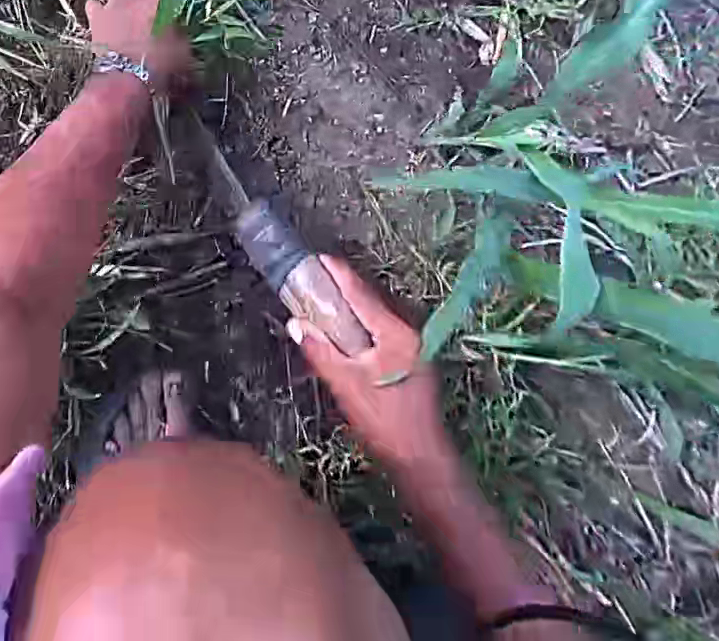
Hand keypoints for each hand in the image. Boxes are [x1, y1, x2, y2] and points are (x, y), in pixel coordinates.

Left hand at [85, 0, 192, 89]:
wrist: (126, 76)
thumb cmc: (155, 64)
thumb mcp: (181, 50)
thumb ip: (181, 35)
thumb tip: (180, 33)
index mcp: (160, 1)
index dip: (170, 3)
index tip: (172, 13)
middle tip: (148, 12)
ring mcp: (114, 4)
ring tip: (124, 0)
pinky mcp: (97, 16)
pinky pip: (93, 3)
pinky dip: (97, 7)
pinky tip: (101, 13)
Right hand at [288, 255, 450, 467]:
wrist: (422, 460)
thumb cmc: (385, 422)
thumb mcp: (346, 385)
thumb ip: (321, 351)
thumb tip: (296, 323)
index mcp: (396, 333)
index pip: (362, 295)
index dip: (340, 274)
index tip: (321, 258)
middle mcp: (410, 333)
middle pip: (373, 300)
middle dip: (346, 286)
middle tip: (319, 276)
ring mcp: (414, 346)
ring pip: (379, 315)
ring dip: (355, 304)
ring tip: (329, 296)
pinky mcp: (412, 360)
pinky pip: (383, 329)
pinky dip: (364, 321)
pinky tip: (348, 328)